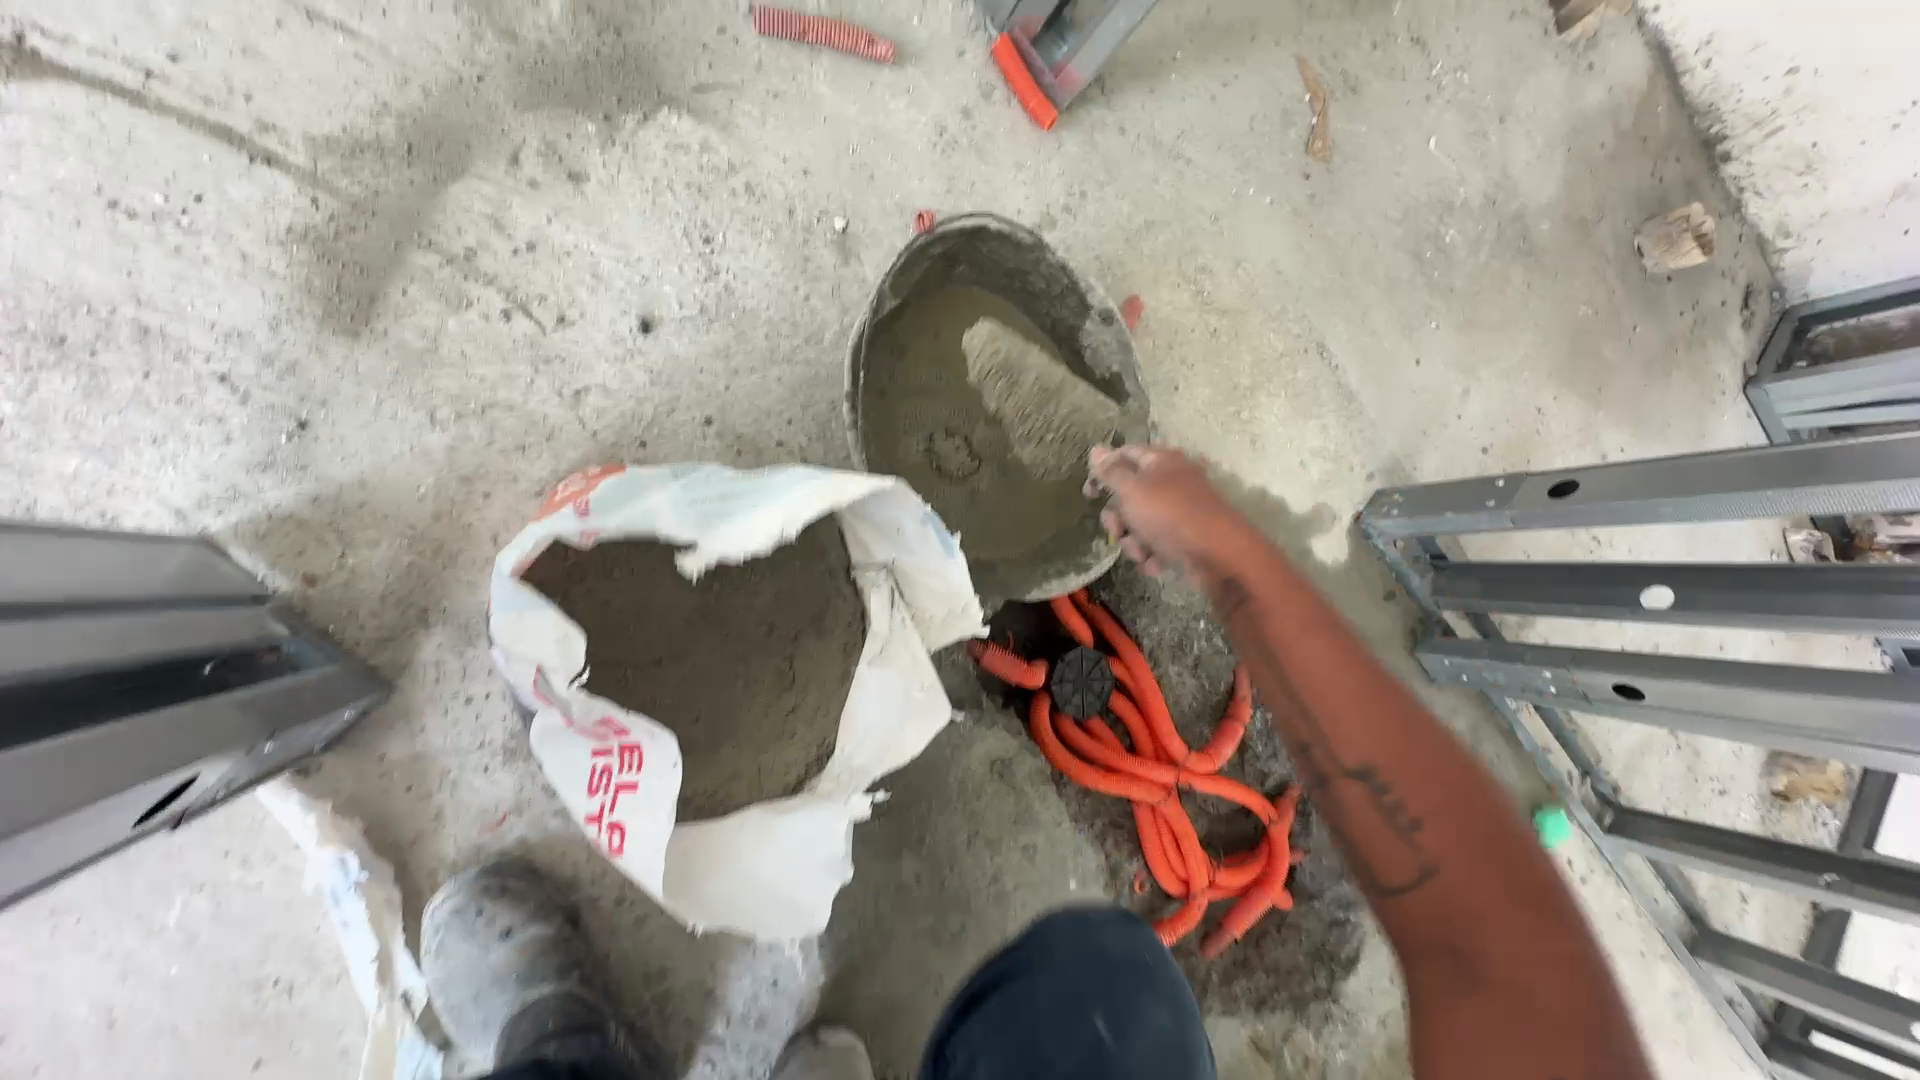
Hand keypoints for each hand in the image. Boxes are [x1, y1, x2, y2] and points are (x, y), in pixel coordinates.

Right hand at [1085, 445, 1257, 586]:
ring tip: (1141, 551)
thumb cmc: (1169, 514)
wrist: (1216, 554)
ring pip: (1141, 523)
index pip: (1125, 455)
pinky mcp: (1186, 538)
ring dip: (1133, 541)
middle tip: (1116, 529)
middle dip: (1118, 518)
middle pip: (1130, 495)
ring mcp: (1180, 511)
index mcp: (1162, 461)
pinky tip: (1155, 562)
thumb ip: (1111, 471)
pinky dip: (1152, 554)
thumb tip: (1095, 449)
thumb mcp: (1132, 489)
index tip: (1089, 493)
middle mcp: (1172, 481)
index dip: (1103, 471)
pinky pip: (1158, 543)